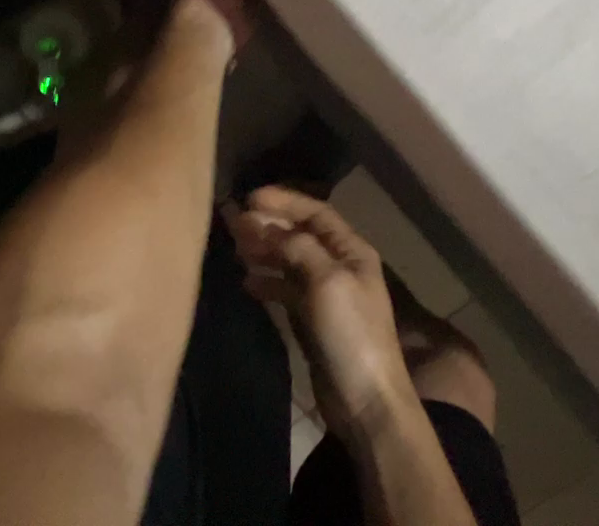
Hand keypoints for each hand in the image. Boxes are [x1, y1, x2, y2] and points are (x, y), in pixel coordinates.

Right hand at [229, 186, 419, 438]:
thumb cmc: (350, 333)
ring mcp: (326, 293)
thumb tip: (264, 224)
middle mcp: (340, 265)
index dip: (284, 202)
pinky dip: (267, 282)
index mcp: (352, 250)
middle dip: (269, 225)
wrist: (365, 400)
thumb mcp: (327, 281)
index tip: (249, 198)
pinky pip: (285, 290)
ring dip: (264, 251)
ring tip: (235, 248)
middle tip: (233, 223)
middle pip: (300, 235)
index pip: (316, 213)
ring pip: (290, 261)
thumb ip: (296, 248)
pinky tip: (246, 283)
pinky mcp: (312, 319)